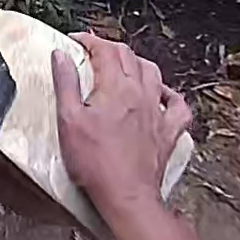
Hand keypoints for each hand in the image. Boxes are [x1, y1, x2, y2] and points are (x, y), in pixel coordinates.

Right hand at [53, 33, 191, 218]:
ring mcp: (157, 112)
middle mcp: (140, 93)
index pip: (105, 49)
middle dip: (109, 47)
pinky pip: (178, 107)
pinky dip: (170, 96)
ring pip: (152, 72)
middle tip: (94, 51)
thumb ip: (66, 83)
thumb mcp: (69, 121)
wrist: (127, 198)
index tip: (76, 41)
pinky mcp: (168, 132)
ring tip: (123, 66)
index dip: (89, 40)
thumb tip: (61, 55)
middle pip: (128, 56)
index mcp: (115, 87)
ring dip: (136, 63)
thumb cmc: (96, 163)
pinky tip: (162, 95)